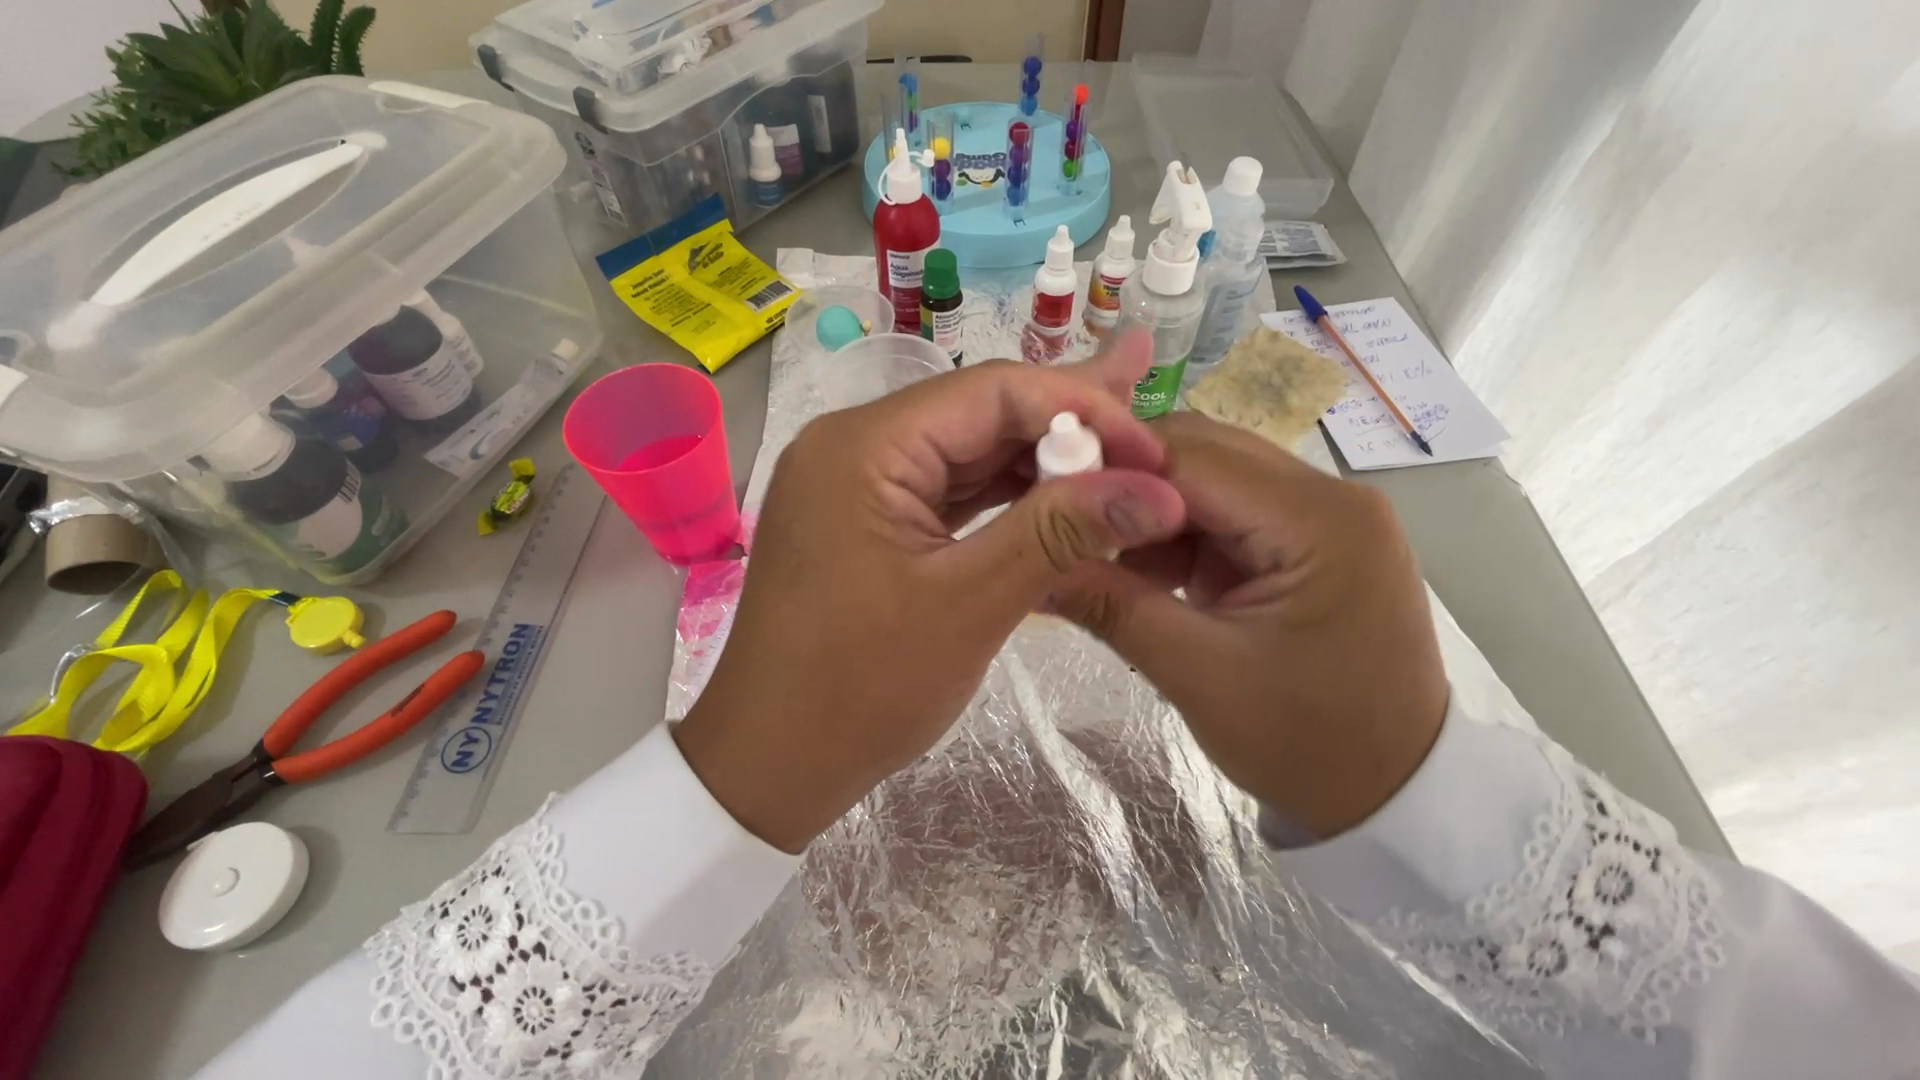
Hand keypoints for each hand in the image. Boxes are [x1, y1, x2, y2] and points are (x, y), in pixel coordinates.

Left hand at [674, 332, 1186, 852]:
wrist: (769, 764)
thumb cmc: (859, 690)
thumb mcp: (970, 605)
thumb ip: (1062, 533)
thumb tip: (1160, 489)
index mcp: (865, 445)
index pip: (993, 391)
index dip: (1082, 409)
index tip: (1153, 449)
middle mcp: (855, 445)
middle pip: (980, 413)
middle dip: (1069, 420)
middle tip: (1151, 403)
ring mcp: (857, 484)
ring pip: (967, 453)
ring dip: (1042, 458)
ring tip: (1124, 444)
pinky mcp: (866, 522)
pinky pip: (947, 493)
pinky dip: (1005, 498)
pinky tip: (1061, 492)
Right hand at [1055, 412, 1447, 837]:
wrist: (1395, 792)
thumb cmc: (1308, 743)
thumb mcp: (1199, 676)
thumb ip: (1113, 608)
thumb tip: (1032, 566)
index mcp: (1321, 519)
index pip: (1193, 459)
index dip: (1112, 470)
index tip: (1044, 496)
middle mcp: (1333, 495)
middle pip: (1206, 454)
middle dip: (1130, 486)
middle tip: (1067, 526)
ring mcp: (1328, 515)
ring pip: (1213, 480)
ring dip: (1152, 512)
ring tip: (1103, 563)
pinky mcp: (1314, 540)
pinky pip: (1232, 514)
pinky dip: (1181, 536)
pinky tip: (1147, 576)